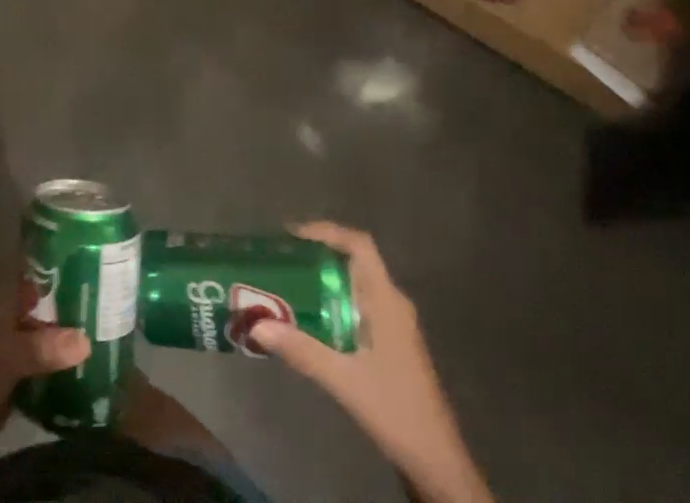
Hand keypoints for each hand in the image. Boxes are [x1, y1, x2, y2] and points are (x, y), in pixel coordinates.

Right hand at [250, 223, 491, 502]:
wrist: (434, 458)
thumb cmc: (394, 409)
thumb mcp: (343, 379)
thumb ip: (300, 349)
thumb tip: (255, 323)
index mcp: (388, 303)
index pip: (360, 247)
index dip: (326, 232)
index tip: (289, 237)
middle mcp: (392, 305)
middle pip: (352, 263)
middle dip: (313, 257)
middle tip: (274, 260)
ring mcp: (391, 325)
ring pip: (351, 287)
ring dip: (317, 282)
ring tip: (278, 285)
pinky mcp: (387, 345)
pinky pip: (352, 308)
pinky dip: (325, 305)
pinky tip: (300, 321)